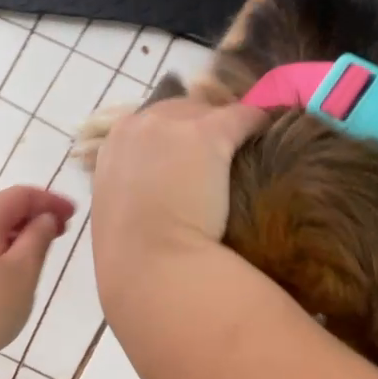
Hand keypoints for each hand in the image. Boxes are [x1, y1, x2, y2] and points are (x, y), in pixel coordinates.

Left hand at [0, 186, 75, 378]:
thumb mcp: (24, 271)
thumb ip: (38, 237)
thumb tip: (45, 218)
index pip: (17, 195)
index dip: (49, 199)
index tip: (74, 214)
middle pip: (2, 211)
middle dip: (34, 216)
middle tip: (62, 233)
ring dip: (20, 235)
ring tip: (42, 253)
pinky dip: (4, 252)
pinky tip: (15, 272)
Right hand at [90, 97, 266, 269]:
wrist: (148, 266)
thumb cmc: (127, 254)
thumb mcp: (114, 212)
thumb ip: (128, 190)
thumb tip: (148, 192)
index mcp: (114, 145)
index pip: (149, 126)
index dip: (168, 142)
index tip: (181, 164)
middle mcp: (141, 124)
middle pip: (180, 111)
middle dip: (195, 132)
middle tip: (212, 163)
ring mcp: (175, 125)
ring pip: (210, 112)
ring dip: (222, 130)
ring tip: (238, 155)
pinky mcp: (212, 133)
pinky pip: (244, 116)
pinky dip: (255, 127)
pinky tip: (264, 141)